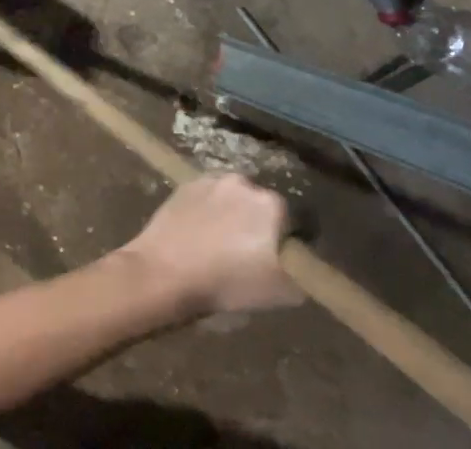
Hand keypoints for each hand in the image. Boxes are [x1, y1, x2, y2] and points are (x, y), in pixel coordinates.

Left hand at [119, 173, 302, 316]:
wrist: (164, 271)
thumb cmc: (229, 281)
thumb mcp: (287, 290)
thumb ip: (306, 269)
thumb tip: (302, 259)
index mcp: (272, 203)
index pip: (299, 220)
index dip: (296, 240)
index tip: (287, 257)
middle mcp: (241, 183)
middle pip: (264, 205)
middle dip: (264, 222)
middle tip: (255, 248)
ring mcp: (207, 181)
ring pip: (234, 198)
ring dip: (236, 213)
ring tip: (226, 240)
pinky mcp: (182, 186)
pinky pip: (208, 197)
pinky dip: (211, 209)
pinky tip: (204, 230)